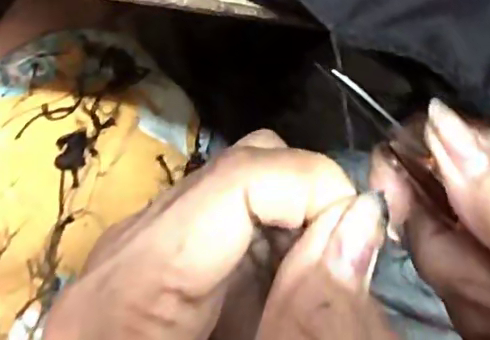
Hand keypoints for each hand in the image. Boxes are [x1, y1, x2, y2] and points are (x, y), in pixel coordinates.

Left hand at [42, 129, 398, 339]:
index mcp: (127, 287)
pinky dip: (269, 252)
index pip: (238, 178)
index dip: (313, 186)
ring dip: (292, 227)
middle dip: (308, 205)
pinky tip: (279, 305)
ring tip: (312, 295)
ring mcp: (137, 256)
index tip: (365, 236)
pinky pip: (225, 226)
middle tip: (344, 274)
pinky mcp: (154, 271)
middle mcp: (124, 251)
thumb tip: (363, 216)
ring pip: (239, 190)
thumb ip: (308, 317)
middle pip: (239, 171)